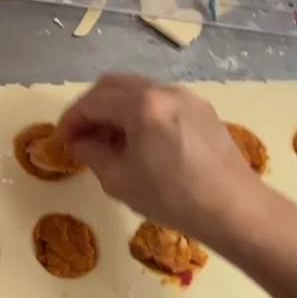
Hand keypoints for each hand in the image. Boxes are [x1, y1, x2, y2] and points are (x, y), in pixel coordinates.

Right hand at [56, 73, 268, 243]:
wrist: (236, 211)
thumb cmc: (172, 196)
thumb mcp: (118, 179)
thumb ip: (91, 153)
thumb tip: (79, 143)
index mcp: (141, 104)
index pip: (92, 102)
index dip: (70, 121)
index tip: (60, 142)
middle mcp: (164, 91)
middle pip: (112, 86)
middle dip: (90, 108)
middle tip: (79, 135)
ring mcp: (187, 98)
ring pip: (137, 91)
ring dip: (114, 109)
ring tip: (107, 140)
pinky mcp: (203, 111)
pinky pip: (160, 102)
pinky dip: (139, 113)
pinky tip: (137, 141)